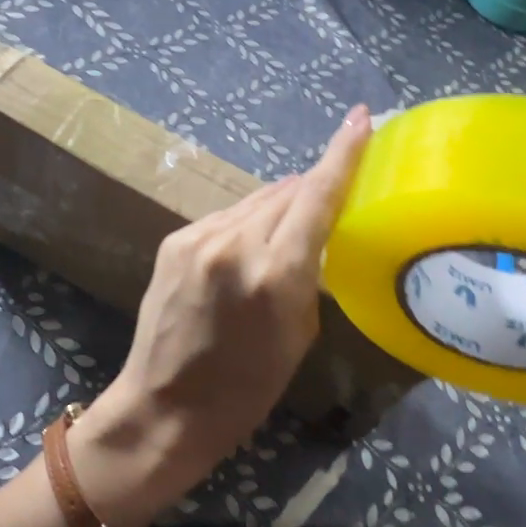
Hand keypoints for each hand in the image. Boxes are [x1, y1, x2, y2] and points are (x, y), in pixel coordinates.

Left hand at [67, 105, 373, 526]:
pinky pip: (227, 217)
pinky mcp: (175, 240)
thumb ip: (309, 270)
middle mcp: (236, 242)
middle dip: (311, 191)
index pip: (318, 195)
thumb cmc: (247, 388)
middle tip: (329, 202)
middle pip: (287, 192)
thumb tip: (312, 228)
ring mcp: (199, 237)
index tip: (361, 118)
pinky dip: (246, 225)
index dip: (343, 153)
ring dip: (277, 209)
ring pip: (255, 201)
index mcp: (277, 273)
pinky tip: (246, 254)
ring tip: (285, 236)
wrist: (164, 408)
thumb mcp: (300, 334)